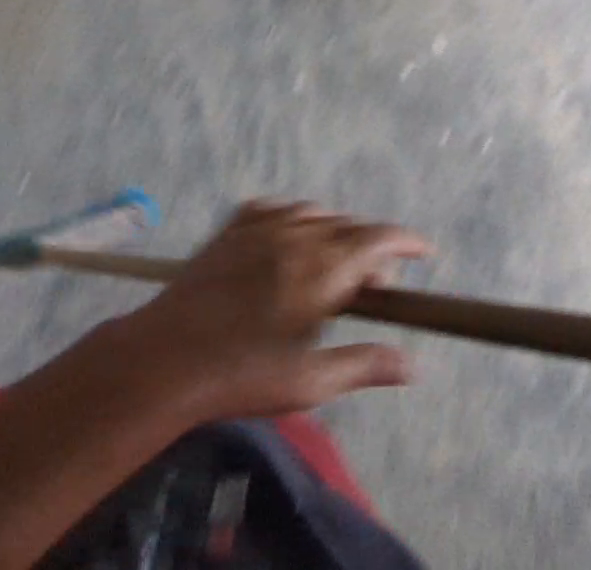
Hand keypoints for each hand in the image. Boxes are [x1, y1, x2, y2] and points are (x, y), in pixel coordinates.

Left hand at [115, 198, 430, 422]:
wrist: (165, 359)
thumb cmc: (241, 375)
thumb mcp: (310, 382)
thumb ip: (364, 364)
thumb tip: (414, 364)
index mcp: (321, 270)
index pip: (377, 240)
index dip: (406, 242)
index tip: (425, 252)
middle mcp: (295, 238)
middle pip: (349, 226)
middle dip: (372, 249)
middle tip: (373, 289)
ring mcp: (258, 229)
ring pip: (313, 213)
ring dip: (335, 232)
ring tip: (333, 266)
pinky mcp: (229, 232)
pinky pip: (273, 208)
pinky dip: (294, 217)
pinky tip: (290, 238)